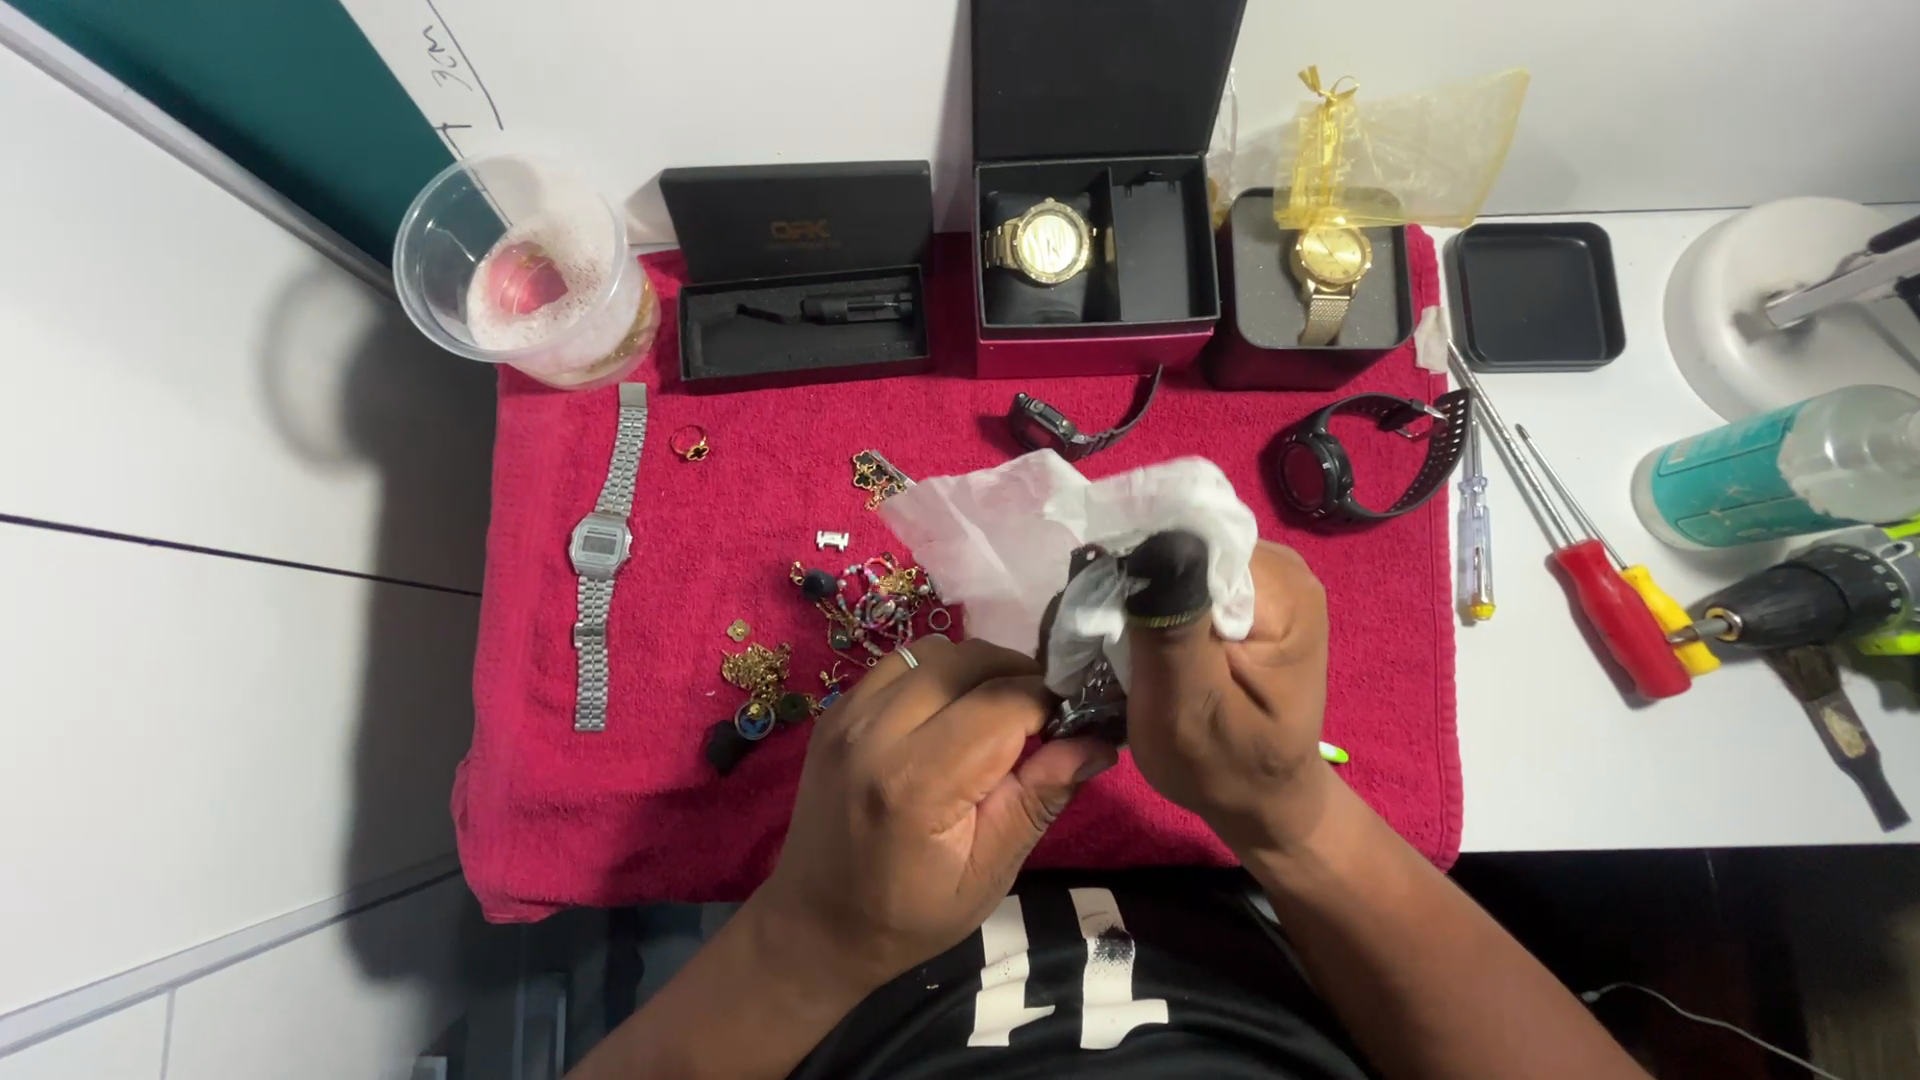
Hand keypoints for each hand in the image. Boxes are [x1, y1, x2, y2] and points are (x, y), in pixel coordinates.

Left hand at [749, 636, 1117, 993]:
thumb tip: (1098, 739)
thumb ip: (1040, 797)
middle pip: (970, 660)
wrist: (814, 923)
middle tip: (1041, 716)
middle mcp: (876, 732)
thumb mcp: (988, 873)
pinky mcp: (836, 709)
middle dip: (1019, 676)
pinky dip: (938, 672)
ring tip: (996, 711)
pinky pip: (901, 662)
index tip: (1071, 723)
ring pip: (937, 650)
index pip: (1004, 703)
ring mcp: (848, 713)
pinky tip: (949, 712)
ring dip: (978, 669)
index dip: (1049, 703)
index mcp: (916, 782)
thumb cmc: (909, 915)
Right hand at [1125, 539, 1334, 856]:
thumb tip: (1153, 543)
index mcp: (1283, 595)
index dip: (1139, 562)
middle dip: (1139, 576)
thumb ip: (1174, 627)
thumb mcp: (1188, 710)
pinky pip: (1192, 571)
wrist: (1261, 799)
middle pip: (1188, 541)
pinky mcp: (1252, 590)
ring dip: (1145, 588)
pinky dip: (1160, 597)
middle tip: (1109, 630)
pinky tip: (1148, 633)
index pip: (1194, 540)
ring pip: (1184, 553)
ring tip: (1124, 635)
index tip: (1104, 606)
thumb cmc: (1223, 767)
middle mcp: (1284, 569)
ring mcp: (1270, 577)